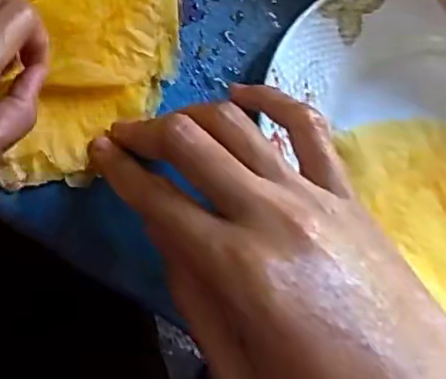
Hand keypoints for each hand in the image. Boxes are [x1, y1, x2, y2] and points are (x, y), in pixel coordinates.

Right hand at [90, 85, 445, 378]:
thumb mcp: (241, 369)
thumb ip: (191, 293)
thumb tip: (155, 222)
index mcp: (241, 268)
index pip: (159, 199)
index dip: (120, 170)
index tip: (97, 150)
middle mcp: (272, 214)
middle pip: (189, 141)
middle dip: (144, 131)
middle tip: (122, 135)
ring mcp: (314, 195)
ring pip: (235, 122)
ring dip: (191, 114)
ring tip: (171, 126)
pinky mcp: (348, 192)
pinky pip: (306, 123)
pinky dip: (268, 96)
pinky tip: (240, 94)